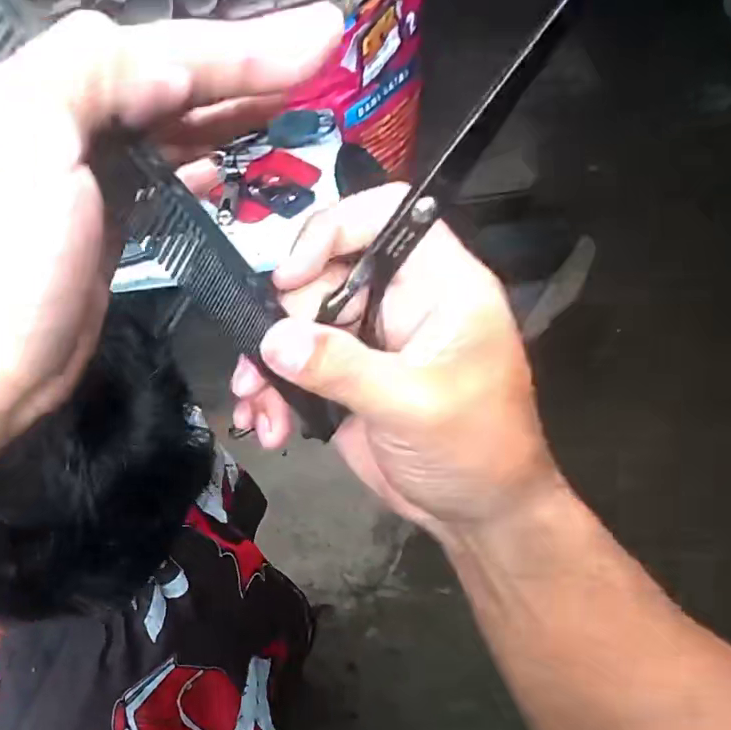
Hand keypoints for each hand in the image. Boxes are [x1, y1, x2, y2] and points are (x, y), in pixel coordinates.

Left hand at [0, 4, 343, 436]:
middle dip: (241, 69)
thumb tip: (173, 72)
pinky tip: (219, 163)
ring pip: (165, 125)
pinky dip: (192, 160)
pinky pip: (156, 172)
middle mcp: (58, 120)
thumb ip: (94, 76)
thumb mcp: (33, 140)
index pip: (150, 51)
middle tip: (315, 57)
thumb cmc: (13, 263)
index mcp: (34, 87)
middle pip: (163, 81)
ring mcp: (80, 173)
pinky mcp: (101, 219)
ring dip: (225, 110)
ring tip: (285, 100)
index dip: (233, 49)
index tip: (309, 47)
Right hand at [230, 185, 563, 536]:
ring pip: (298, 326)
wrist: (476, 512)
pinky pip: (296, 371)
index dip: (332, 232)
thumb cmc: (473, 448)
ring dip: (267, 367)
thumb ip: (342, 368)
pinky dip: (274, 395)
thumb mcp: (412, 404)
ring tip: (254, 406)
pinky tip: (266, 426)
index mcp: (437, 286)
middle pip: (323, 276)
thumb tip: (272, 341)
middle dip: (283, 322)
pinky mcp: (345, 383)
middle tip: (265, 367)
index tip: (291, 277)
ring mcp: (368, 345)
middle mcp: (398, 304)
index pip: (383, 217)